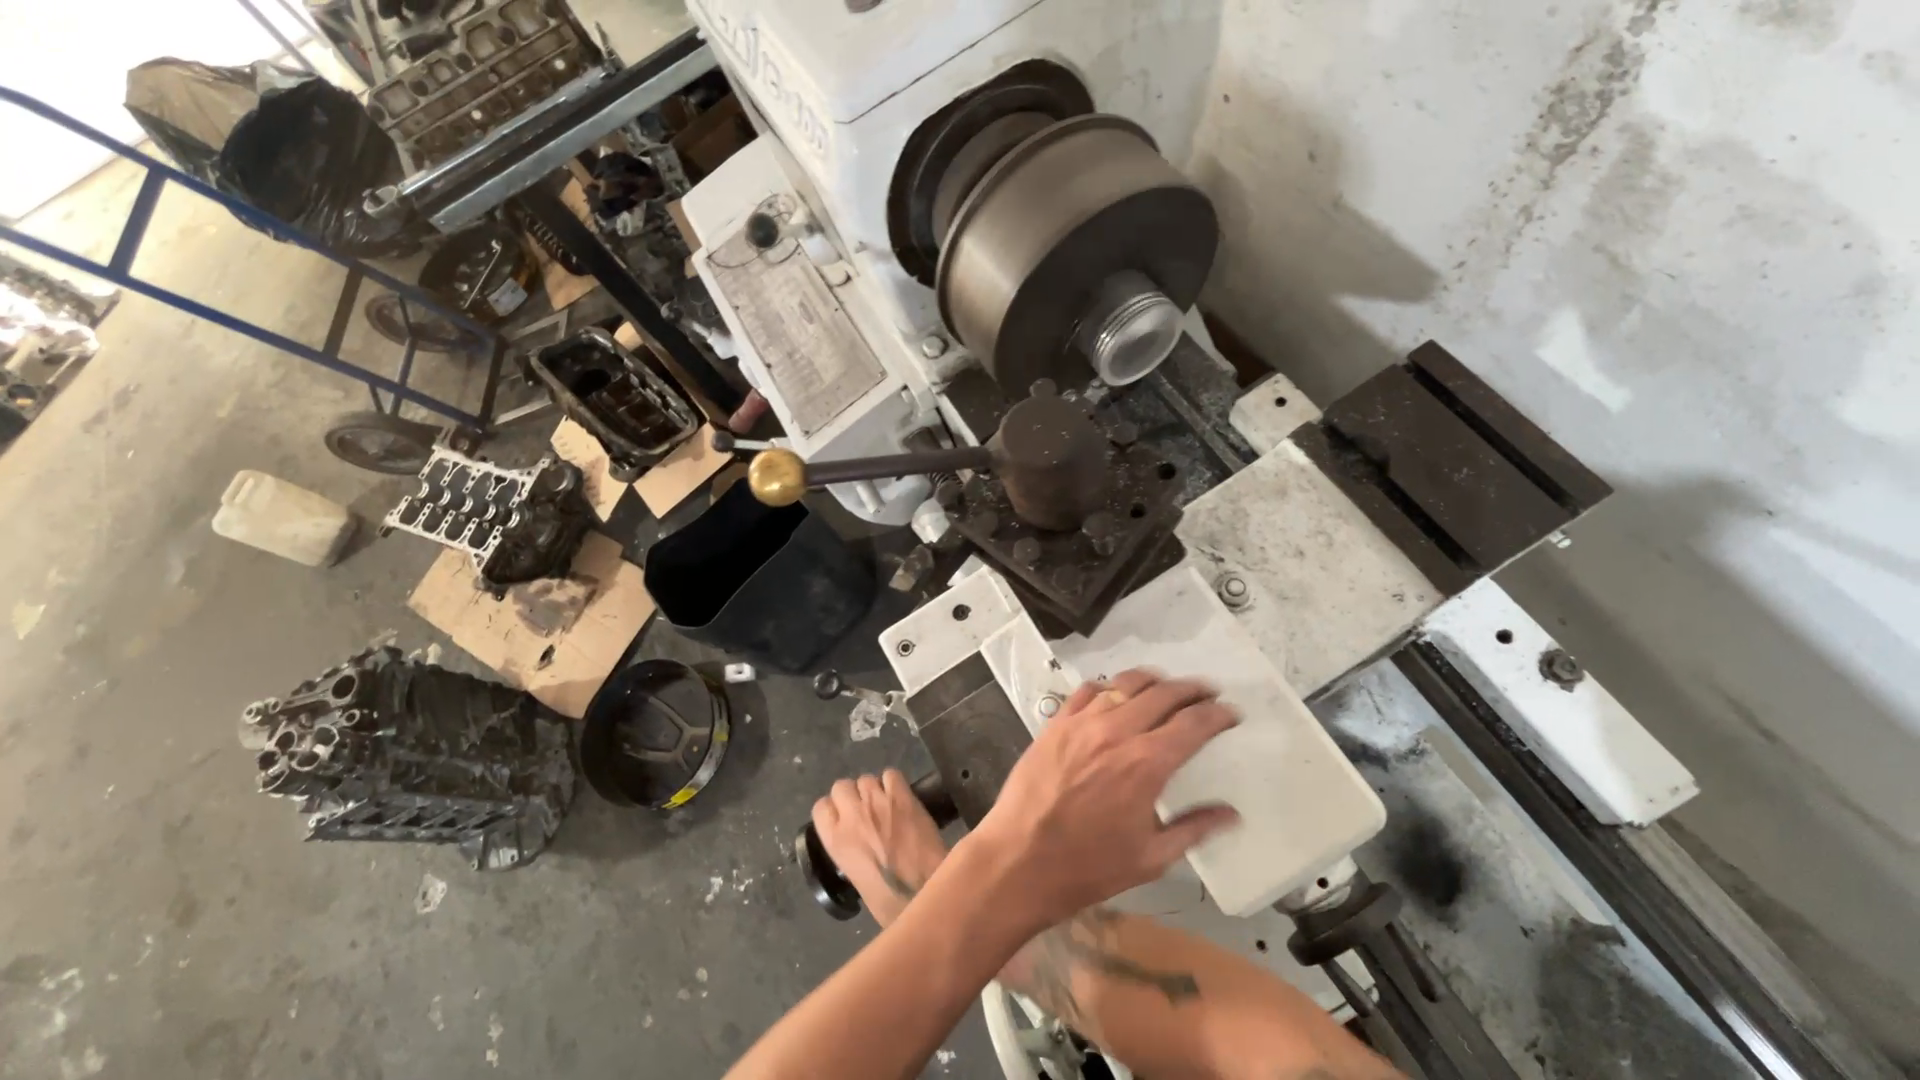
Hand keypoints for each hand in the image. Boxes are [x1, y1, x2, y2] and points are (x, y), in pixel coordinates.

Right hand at [811, 769, 950, 927]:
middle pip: (841, 787)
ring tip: (885, 804)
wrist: (926, 889)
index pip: (821, 807)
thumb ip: (850, 854)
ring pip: (865, 779)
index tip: (842, 817)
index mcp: (835, 840)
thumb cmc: (890, 900)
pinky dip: (894, 783)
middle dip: (851, 796)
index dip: (832, 810)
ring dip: (873, 789)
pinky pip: (891, 775)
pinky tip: (901, 797)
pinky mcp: (902, 795)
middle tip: (866, 811)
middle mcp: (852, 814)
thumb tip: (859, 849)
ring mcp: (877, 801)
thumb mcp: (856, 880)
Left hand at [970, 670, 1240, 931]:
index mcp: (1147, 764)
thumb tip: (1231, 815)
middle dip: (1192, 690)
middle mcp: (1116, 732)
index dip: (1217, 715)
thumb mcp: (1150, 858)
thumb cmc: (1088, 867)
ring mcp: (1081, 723)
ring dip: (1153, 681)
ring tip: (1167, 687)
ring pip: (1124, 684)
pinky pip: (1087, 691)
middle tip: (1207, 694)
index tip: (1231, 714)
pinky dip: (1109, 687)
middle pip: (1163, 694)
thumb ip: (1194, 829)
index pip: (1193, 724)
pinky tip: (1115, 696)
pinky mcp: (1055, 724)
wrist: (1019, 861)